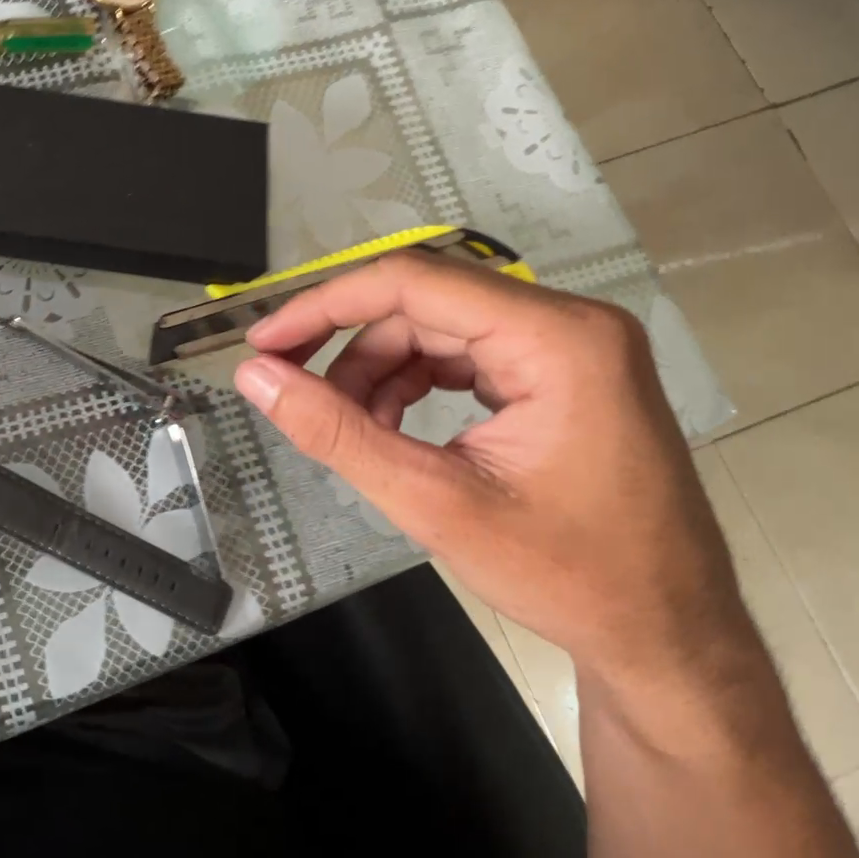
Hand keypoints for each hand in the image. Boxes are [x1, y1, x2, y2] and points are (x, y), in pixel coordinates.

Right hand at [230, 251, 748, 681]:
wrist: (666, 636)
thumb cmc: (566, 573)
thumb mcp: (432, 501)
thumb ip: (334, 431)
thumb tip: (252, 376)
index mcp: (556, 339)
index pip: (411, 282)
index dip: (323, 305)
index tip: (261, 343)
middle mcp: (566, 324)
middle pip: (420, 303)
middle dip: (345, 344)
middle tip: (287, 385)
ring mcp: (566, 348)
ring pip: (432, 328)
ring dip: (374, 371)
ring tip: (347, 428)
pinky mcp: (558, 375)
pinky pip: (458, 355)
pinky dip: (407, 385)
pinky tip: (386, 428)